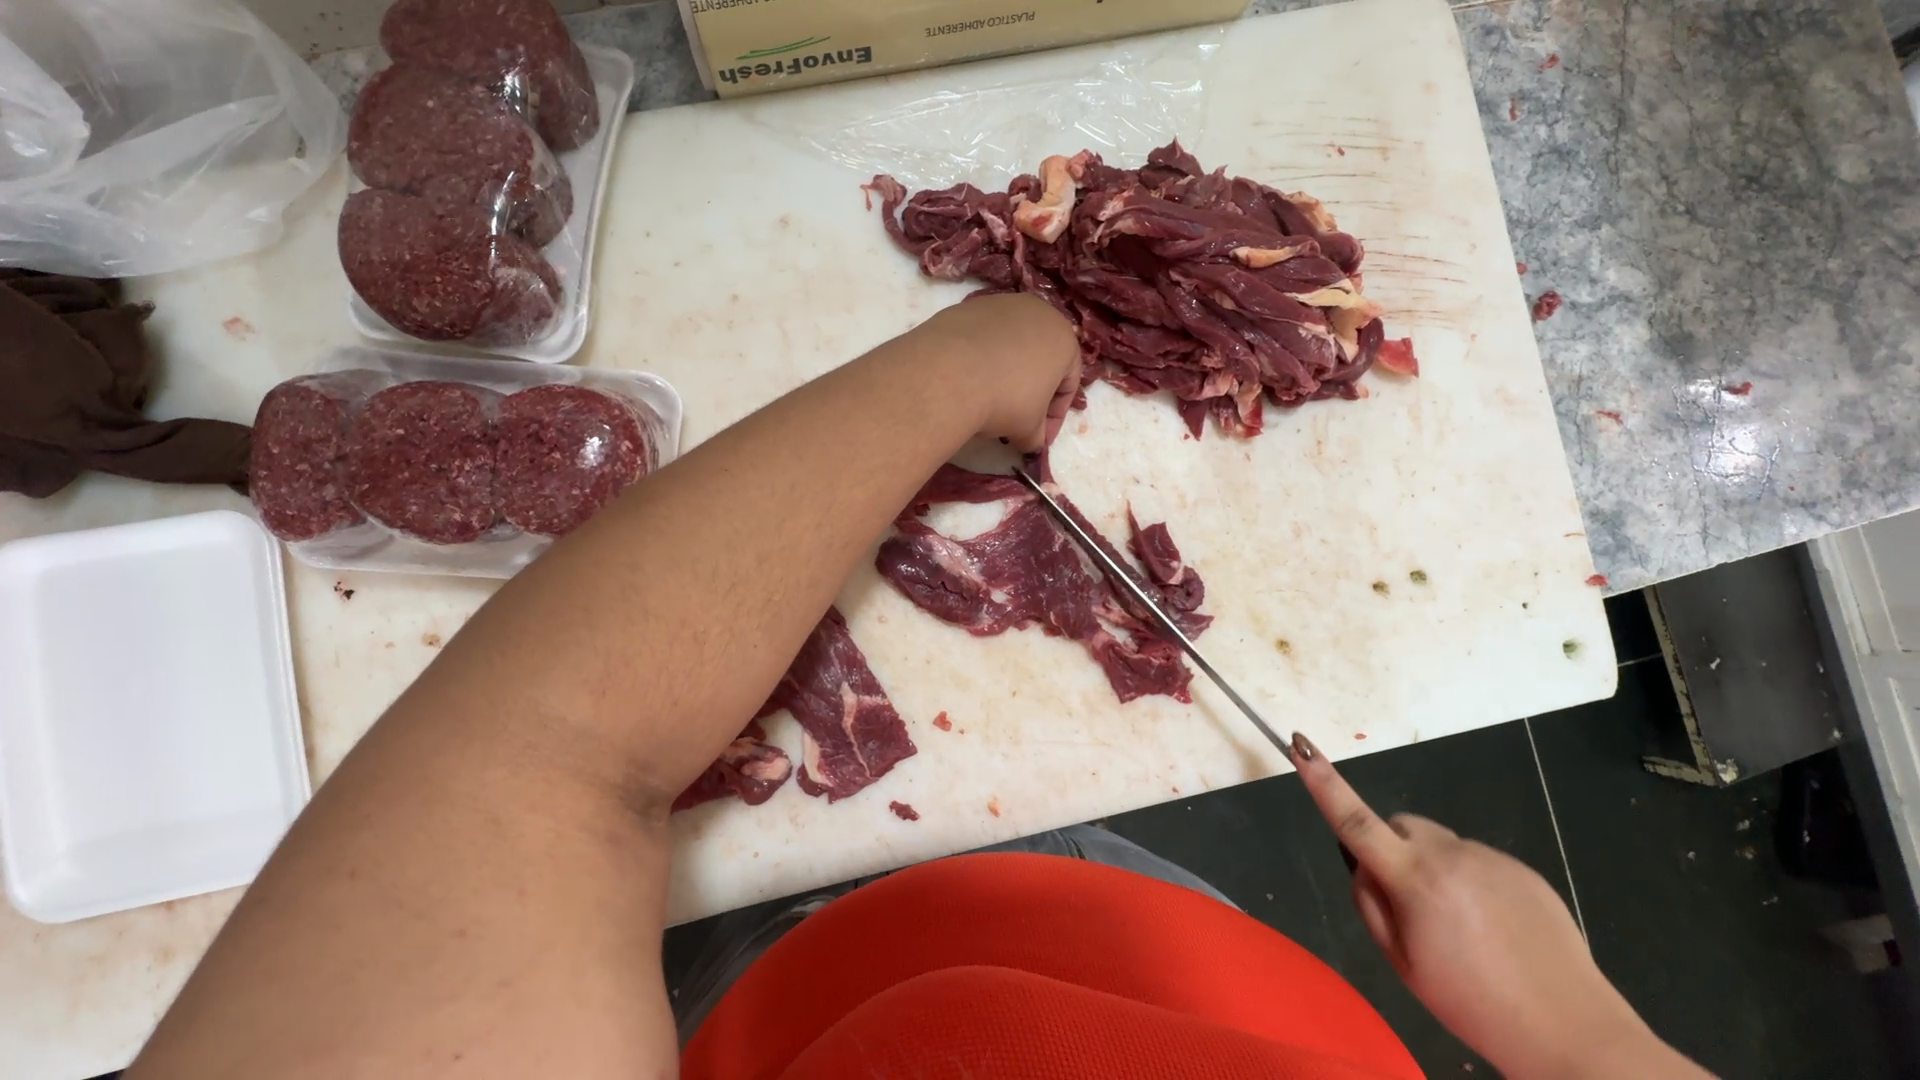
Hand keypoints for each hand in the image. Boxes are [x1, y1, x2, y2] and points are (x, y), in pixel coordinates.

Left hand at [909, 293, 1079, 450]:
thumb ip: (1037, 437)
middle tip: (1015, 420)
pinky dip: (980, 358)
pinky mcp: (969, 306)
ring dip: (1006, 372)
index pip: (1068, 384)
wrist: (950, 372)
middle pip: (1040, 359)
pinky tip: (967, 380)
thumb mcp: (1028, 429)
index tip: (1038, 438)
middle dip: (1031, 392)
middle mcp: (1038, 312)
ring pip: (1011, 345)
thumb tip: (1032, 444)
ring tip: (988, 400)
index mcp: (1064, 338)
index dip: (1054, 418)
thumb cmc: (1006, 400)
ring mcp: (1001, 304)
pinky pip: (983, 337)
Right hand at [1288, 732, 1711, 1079]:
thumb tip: (1364, 866)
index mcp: (1414, 879)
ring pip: (1437, 844)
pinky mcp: (1523, 869)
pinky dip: (1467, 881)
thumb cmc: (1472, 1004)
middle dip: (1390, 847)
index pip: (1354, 820)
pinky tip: (1491, 928)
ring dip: (1430, 867)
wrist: (1572, 1031)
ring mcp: (1491, 858)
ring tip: (1459, 927)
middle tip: (1405, 903)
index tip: (1302, 745)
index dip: (1323, 782)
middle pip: (1399, 825)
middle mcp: (1451, 854)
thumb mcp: (1401, 962)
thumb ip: (1370, 904)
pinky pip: (1475, 861)